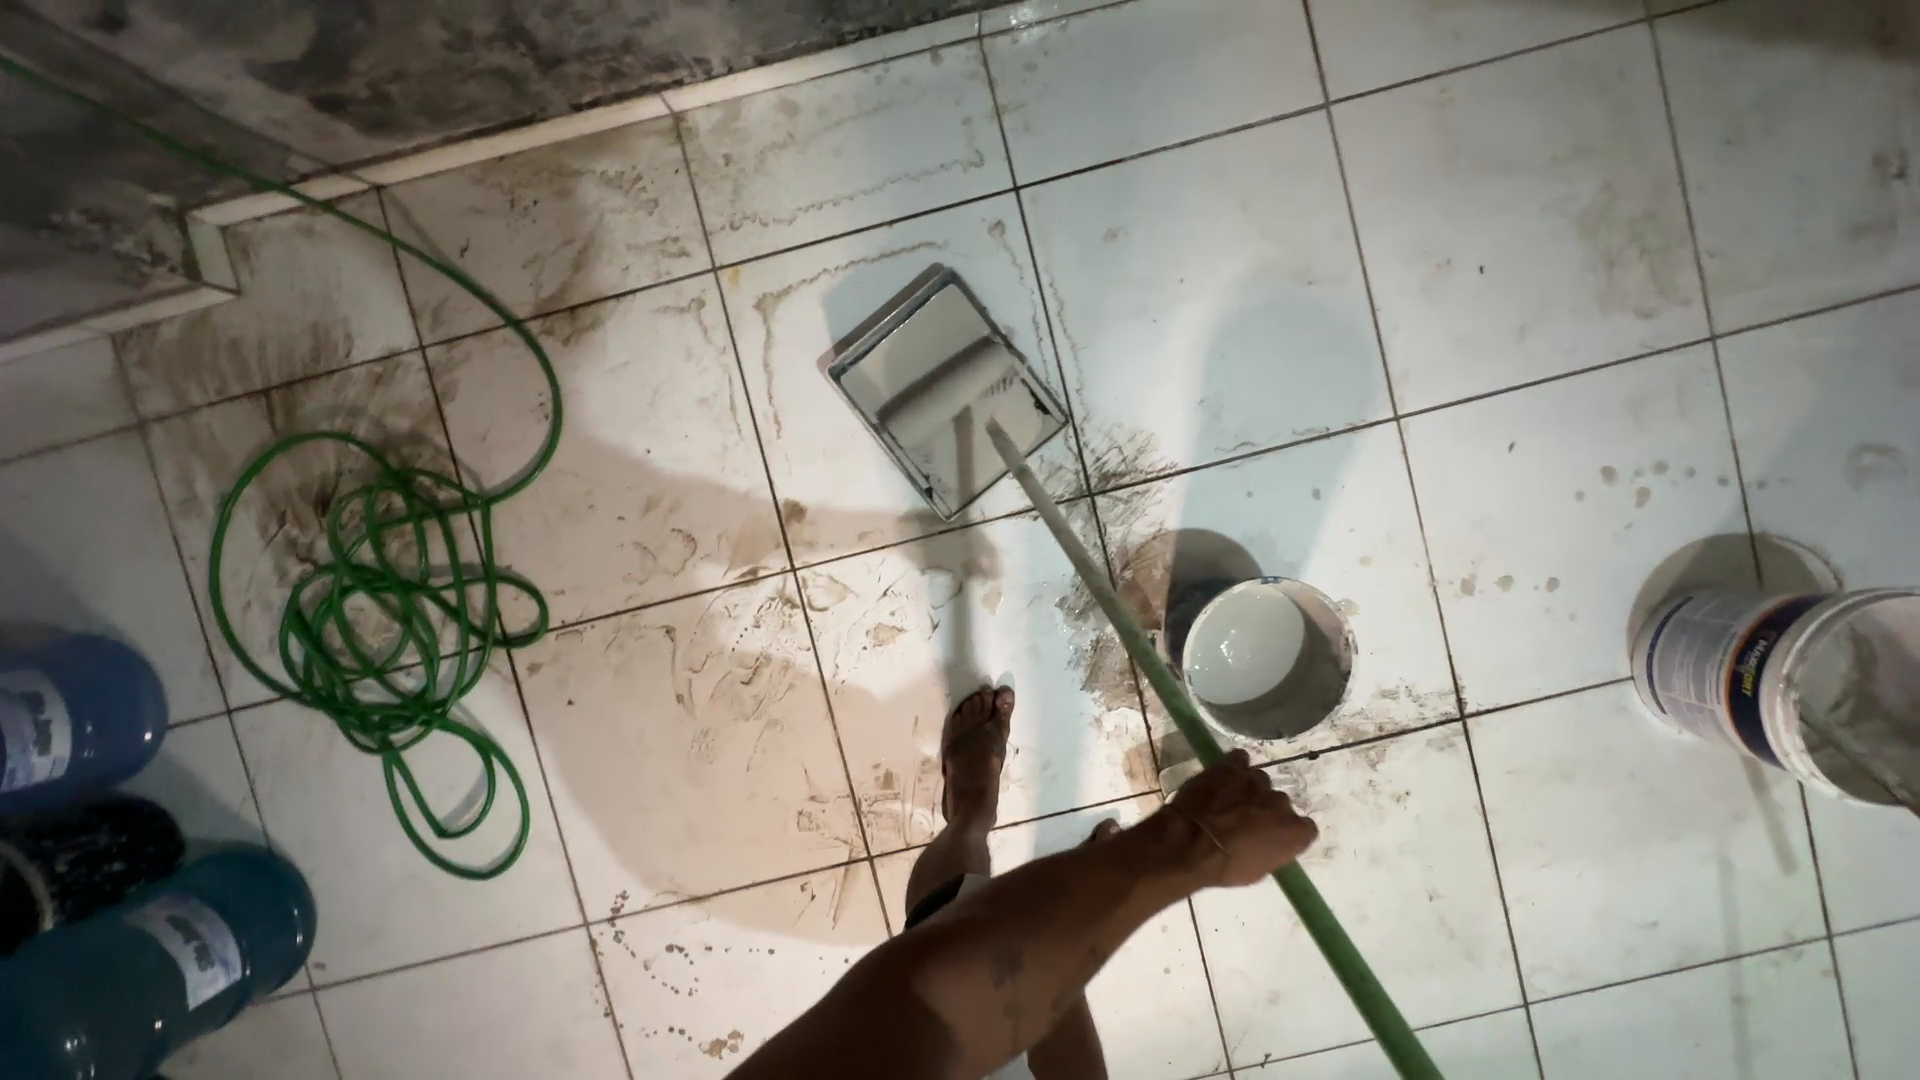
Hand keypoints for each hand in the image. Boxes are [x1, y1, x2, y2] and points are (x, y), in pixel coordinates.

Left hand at [1162, 750, 1316, 887]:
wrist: (1191, 842)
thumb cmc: (1226, 866)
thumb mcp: (1259, 870)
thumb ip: (1273, 849)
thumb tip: (1270, 840)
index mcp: (1294, 831)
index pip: (1305, 828)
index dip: (1287, 832)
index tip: (1274, 836)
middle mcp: (1280, 802)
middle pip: (1279, 803)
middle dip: (1266, 809)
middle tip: (1247, 820)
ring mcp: (1255, 781)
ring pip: (1259, 780)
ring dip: (1249, 788)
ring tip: (1231, 798)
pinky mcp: (1230, 766)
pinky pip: (1240, 758)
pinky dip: (1235, 765)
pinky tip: (1226, 774)